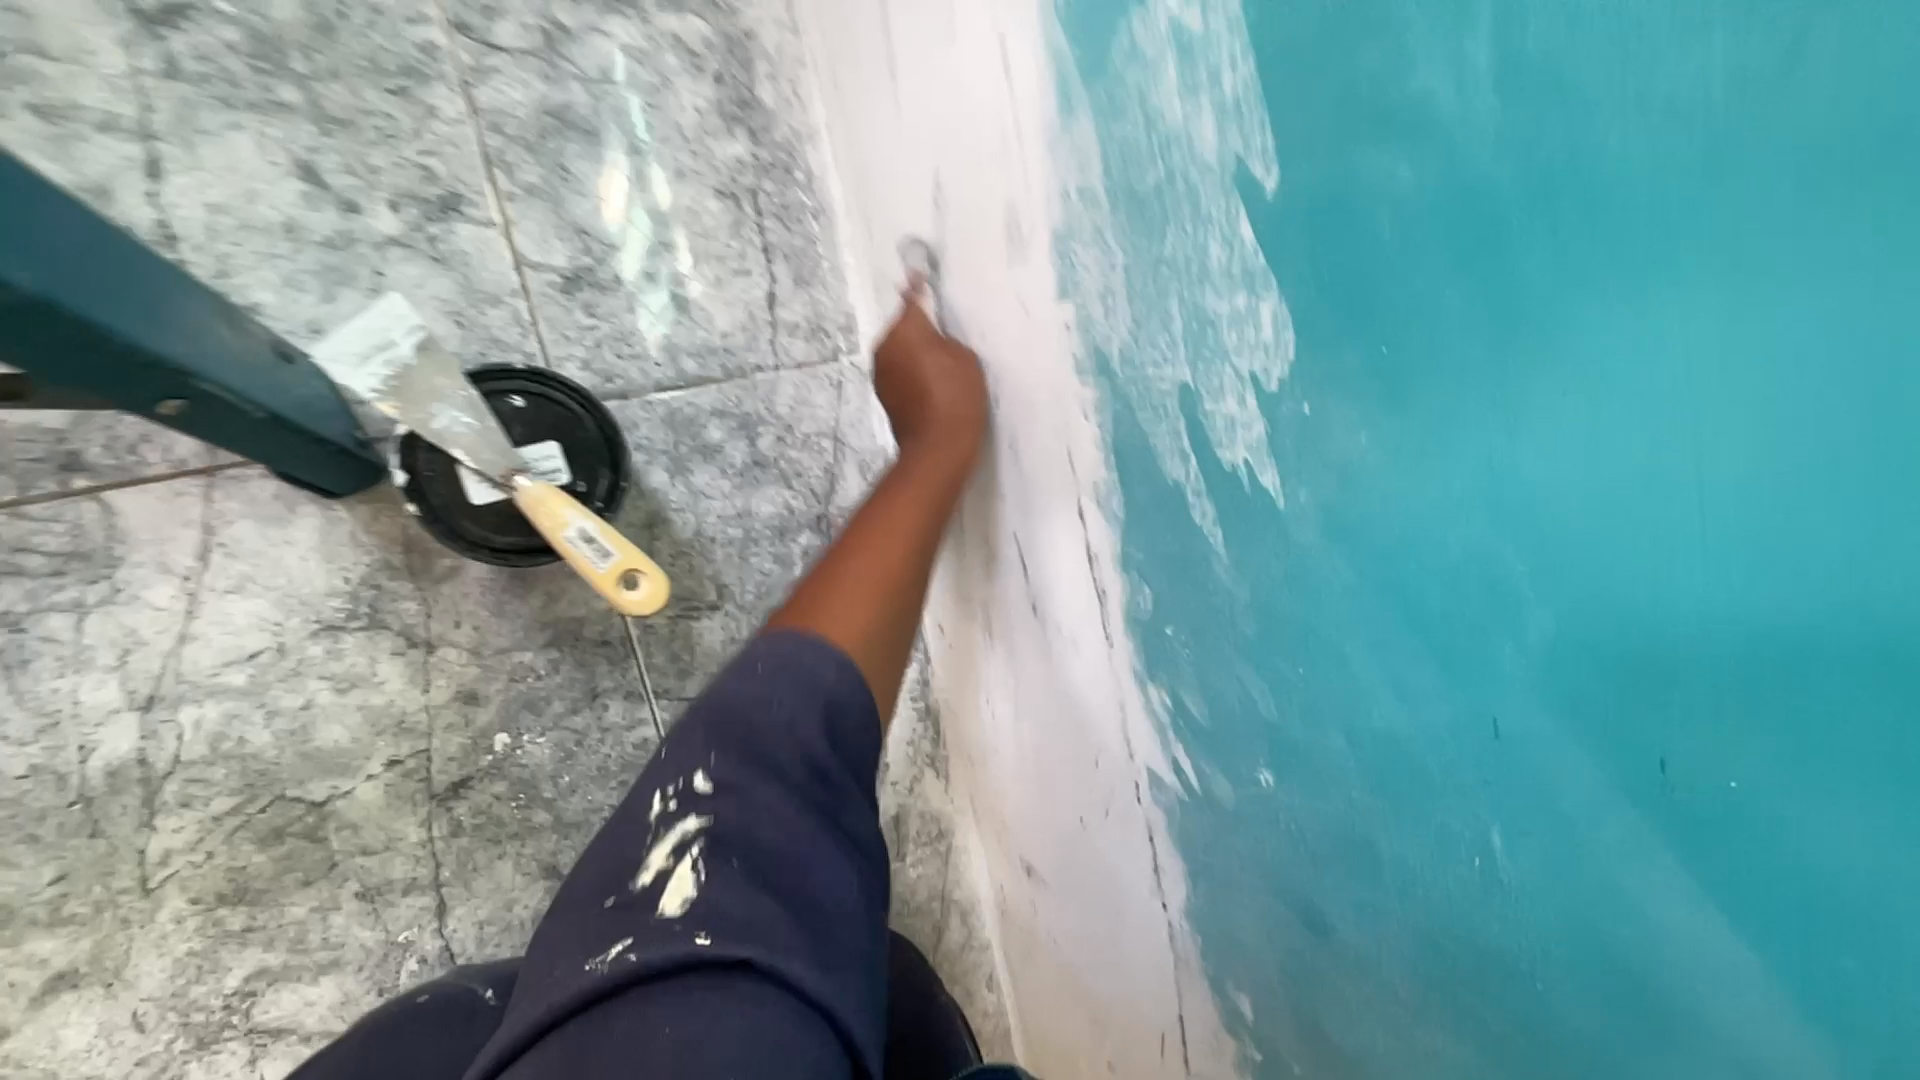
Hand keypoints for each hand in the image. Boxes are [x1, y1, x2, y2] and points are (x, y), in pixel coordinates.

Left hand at [872, 289, 988, 468]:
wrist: (937, 447)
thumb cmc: (957, 397)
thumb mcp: (964, 358)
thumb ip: (945, 337)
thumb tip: (931, 336)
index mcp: (905, 329)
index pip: (912, 297)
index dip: (918, 285)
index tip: (919, 273)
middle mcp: (885, 345)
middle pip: (903, 327)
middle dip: (919, 329)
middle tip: (944, 337)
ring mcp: (880, 372)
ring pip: (899, 351)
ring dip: (913, 353)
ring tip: (939, 366)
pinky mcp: (882, 394)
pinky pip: (898, 372)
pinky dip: (910, 373)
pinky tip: (929, 386)